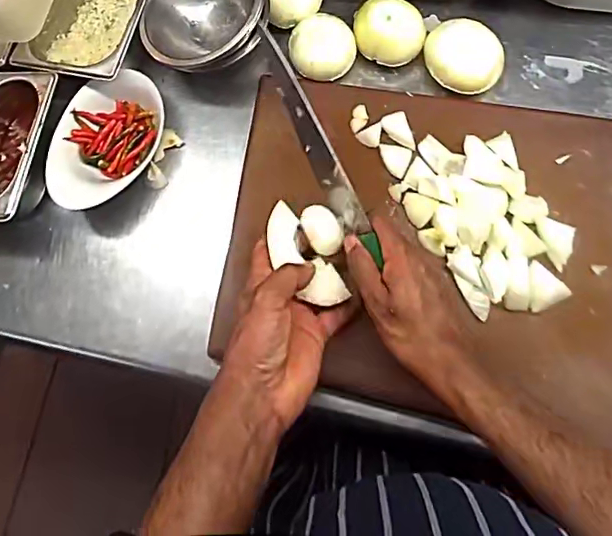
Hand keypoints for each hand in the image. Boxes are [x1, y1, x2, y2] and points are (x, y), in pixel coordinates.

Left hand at [214, 240, 357, 432]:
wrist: (263, 394)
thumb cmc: (252, 349)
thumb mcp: (265, 301)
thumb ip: (287, 276)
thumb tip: (307, 266)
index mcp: (260, 286)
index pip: (267, 253)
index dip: (278, 235)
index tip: (294, 218)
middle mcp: (280, 298)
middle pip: (298, 268)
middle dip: (313, 252)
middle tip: (331, 233)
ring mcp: (299, 316)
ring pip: (320, 287)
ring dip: (332, 274)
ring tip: (348, 254)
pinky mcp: (316, 334)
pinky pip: (336, 314)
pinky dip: (347, 303)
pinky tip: (358, 291)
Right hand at [343, 211, 479, 390]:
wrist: (452, 359)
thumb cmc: (410, 336)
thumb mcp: (377, 304)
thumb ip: (363, 268)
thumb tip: (351, 240)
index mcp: (402, 254)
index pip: (380, 220)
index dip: (362, 227)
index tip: (351, 245)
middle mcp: (419, 253)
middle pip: (390, 234)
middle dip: (373, 247)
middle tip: (361, 272)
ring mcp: (431, 264)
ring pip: (401, 250)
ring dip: (386, 261)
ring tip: (377, 288)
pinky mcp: (437, 278)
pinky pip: (413, 263)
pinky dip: (401, 271)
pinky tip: (398, 297)